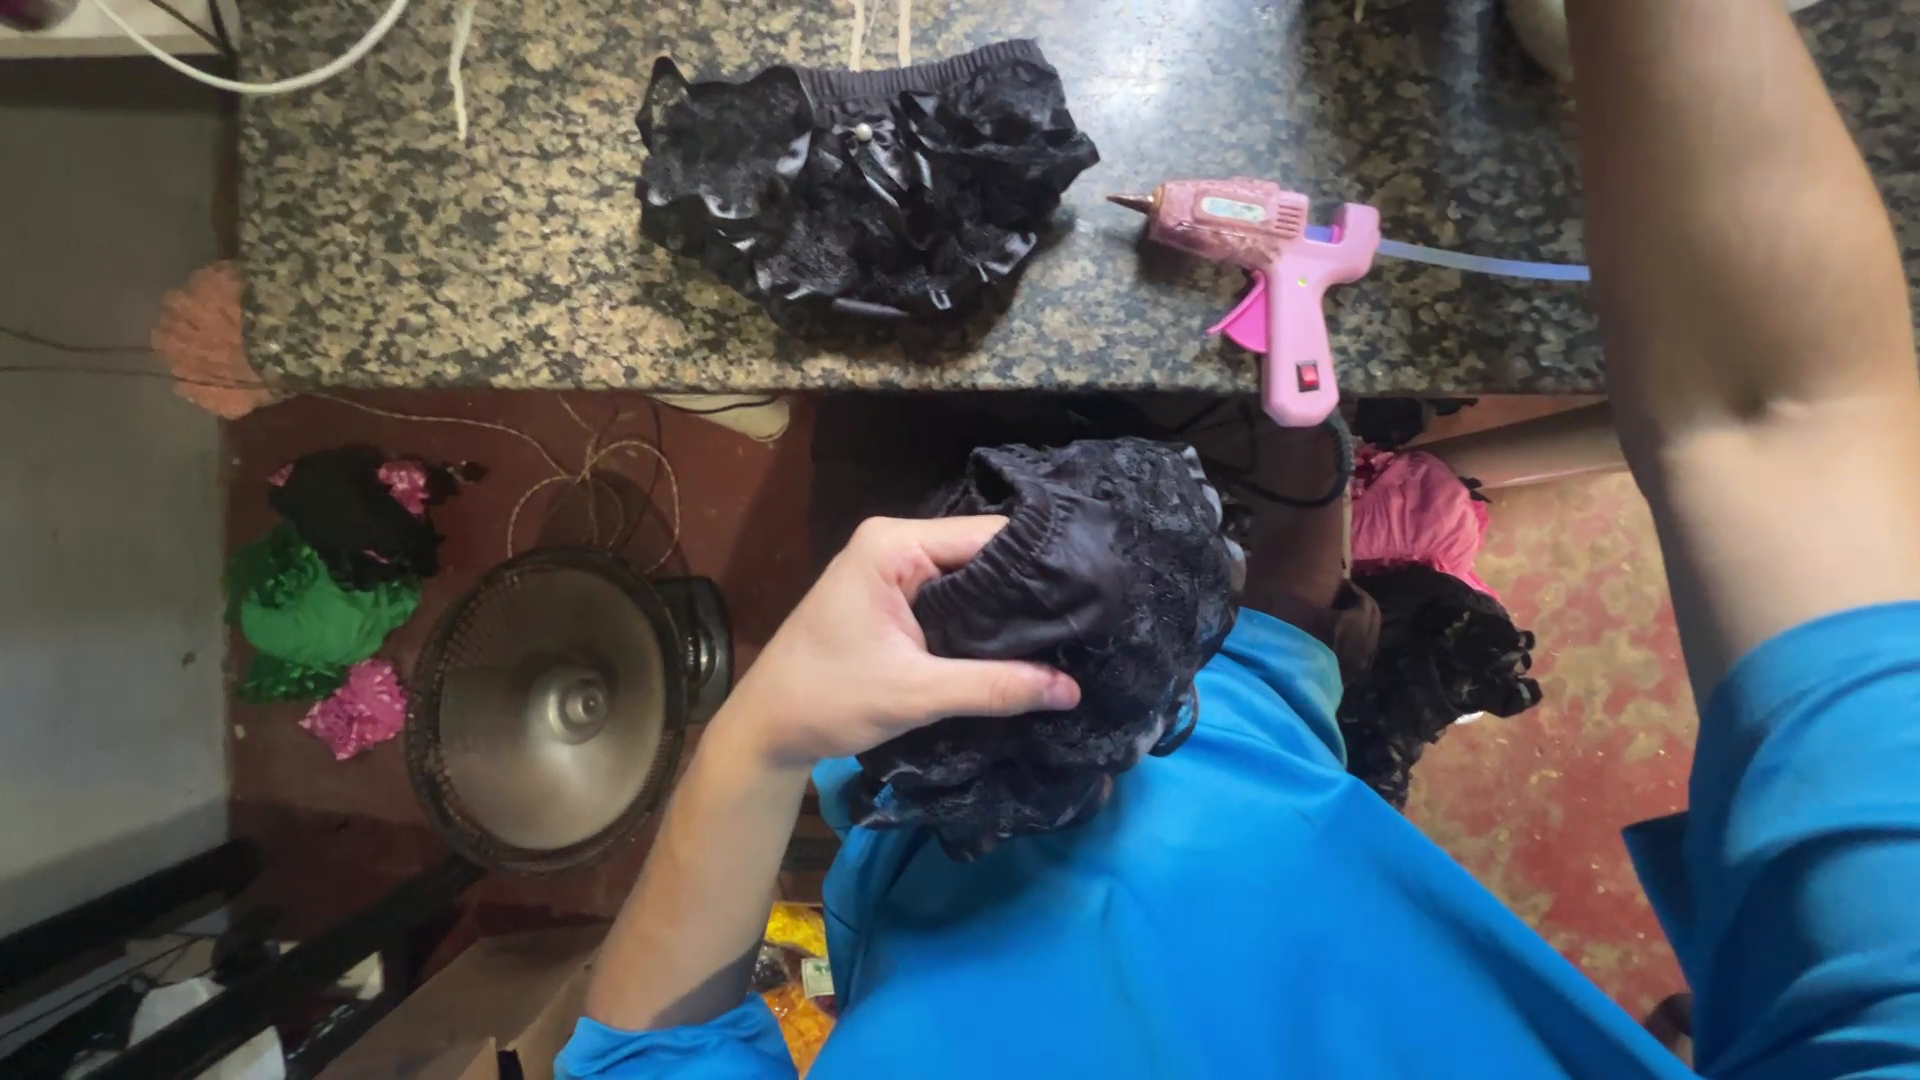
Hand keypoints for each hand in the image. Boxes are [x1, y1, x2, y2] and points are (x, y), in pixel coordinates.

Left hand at [715, 515, 1081, 769]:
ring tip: (1063, 630)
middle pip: (979, 554)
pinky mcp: (892, 597)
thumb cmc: (828, 699)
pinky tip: (1017, 641)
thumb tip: (1071, 690)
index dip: (1036, 563)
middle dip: (1024, 587)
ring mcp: (891, 569)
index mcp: (893, 545)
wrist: (767, 728)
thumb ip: (995, 687)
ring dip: (1003, 607)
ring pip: (967, 578)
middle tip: (1083, 618)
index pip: (985, 537)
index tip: (1085, 593)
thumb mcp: (916, 693)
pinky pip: (949, 597)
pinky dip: (978, 619)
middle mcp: (894, 544)